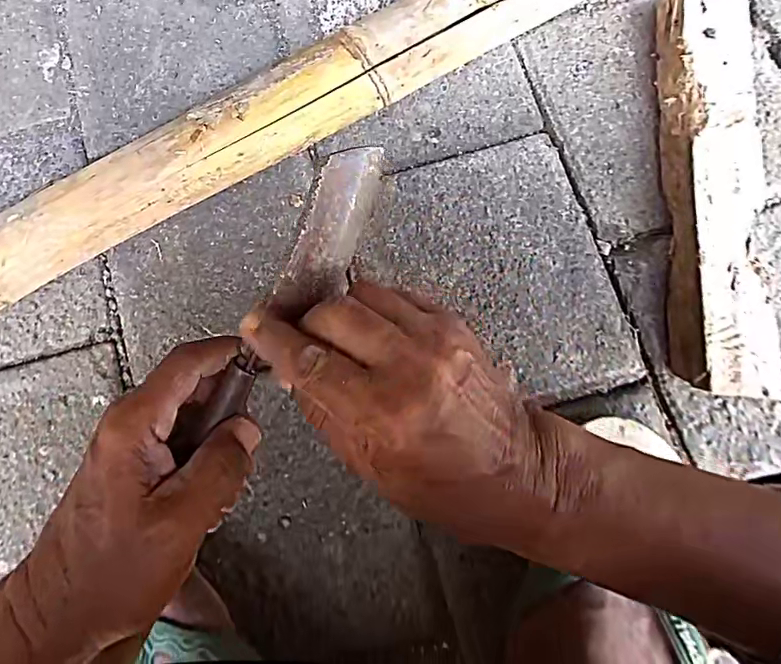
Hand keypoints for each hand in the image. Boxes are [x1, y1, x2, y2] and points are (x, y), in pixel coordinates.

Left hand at [0, 337, 261, 661]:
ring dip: (213, 446)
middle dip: (224, 412)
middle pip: (188, 389)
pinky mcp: (132, 464)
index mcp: (133, 424)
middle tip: (244, 447)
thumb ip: (219, 469)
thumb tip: (245, 431)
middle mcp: (127, 424)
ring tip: (218, 493)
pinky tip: (202, 502)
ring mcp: (128, 443)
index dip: (223, 352)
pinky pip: (175, 444)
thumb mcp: (180, 522)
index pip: (184, 363)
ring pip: (186, 419)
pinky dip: (198, 462)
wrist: (65, 609)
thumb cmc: (106, 573)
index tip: (254, 353)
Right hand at [240, 281, 564, 547]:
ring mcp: (436, 339)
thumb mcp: (370, 468)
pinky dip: (373, 306)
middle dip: (305, 320)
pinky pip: (393, 293)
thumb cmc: (449, 486)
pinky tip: (374, 329)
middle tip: (299, 332)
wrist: (524, 474)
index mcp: (385, 414)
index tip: (256, 324)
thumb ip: (322, 410)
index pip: (309, 358)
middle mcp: (410, 368)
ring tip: (339, 332)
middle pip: (331, 313)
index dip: (273, 336)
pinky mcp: (452, 322)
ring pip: (360, 293)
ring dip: (339, 310)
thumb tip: (291, 369)